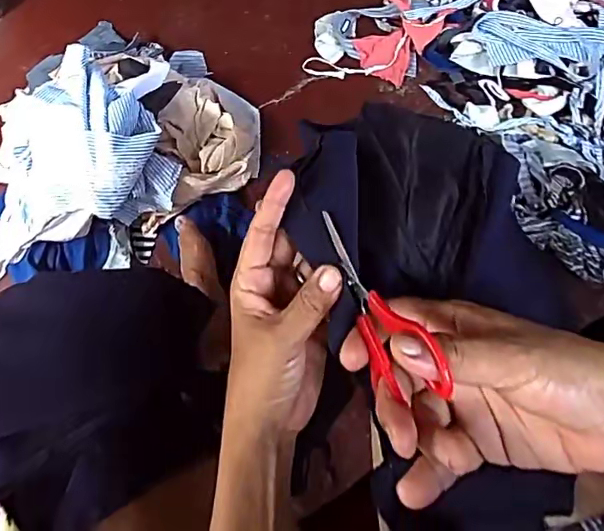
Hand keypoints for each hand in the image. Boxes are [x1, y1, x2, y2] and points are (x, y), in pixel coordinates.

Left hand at [224, 168, 343, 437]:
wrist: (272, 426)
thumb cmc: (260, 380)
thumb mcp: (280, 339)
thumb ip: (309, 304)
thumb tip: (334, 268)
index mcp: (250, 282)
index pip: (262, 234)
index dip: (274, 205)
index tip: (288, 177)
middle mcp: (271, 282)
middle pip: (292, 244)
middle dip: (309, 224)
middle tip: (333, 196)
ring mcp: (294, 297)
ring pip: (313, 262)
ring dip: (328, 251)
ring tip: (349, 227)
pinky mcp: (315, 314)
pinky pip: (328, 285)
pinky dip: (339, 276)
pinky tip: (353, 261)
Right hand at [339, 299, 603, 509]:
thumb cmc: (566, 369)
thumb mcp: (511, 360)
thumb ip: (454, 357)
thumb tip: (397, 344)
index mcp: (459, 329)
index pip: (403, 321)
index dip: (373, 333)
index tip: (350, 359)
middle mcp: (455, 362)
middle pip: (402, 374)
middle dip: (391, 400)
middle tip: (400, 433)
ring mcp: (466, 402)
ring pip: (418, 417)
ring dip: (411, 439)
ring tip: (422, 461)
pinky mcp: (479, 440)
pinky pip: (443, 456)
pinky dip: (427, 474)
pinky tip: (415, 492)